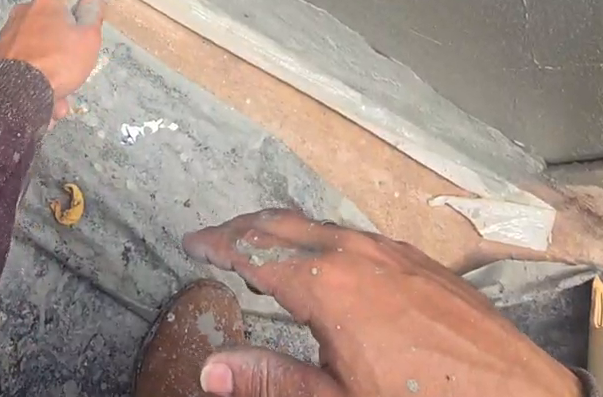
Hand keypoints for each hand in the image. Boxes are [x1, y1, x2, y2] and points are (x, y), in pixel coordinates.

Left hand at [0, 0, 108, 120]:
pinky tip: (40, 95)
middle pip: (49, 26)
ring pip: (36, 48)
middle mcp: (22, 11)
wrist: (16, 93)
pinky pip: (22, 63)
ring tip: (57, 92)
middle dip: (60, 47)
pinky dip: (31, 75)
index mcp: (46, 2)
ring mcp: (6, 33)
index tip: (81, 37)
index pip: (66, 0)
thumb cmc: (59, 60)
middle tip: (70, 68)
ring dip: (47, 66)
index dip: (76, 19)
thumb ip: (94, 13)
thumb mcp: (88, 38)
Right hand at [182, 209, 580, 396]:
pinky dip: (316, 235)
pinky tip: (320, 257)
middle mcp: (350, 250)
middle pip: (279, 223)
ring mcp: (385, 247)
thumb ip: (273, 379)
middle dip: (241, 226)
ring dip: (278, 228)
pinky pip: (348, 231)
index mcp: (325, 284)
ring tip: (256, 244)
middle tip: (213, 239)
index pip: (253, 250)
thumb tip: (209, 369)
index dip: (216, 243)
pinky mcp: (412, 254)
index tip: (189, 242)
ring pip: (315, 223)